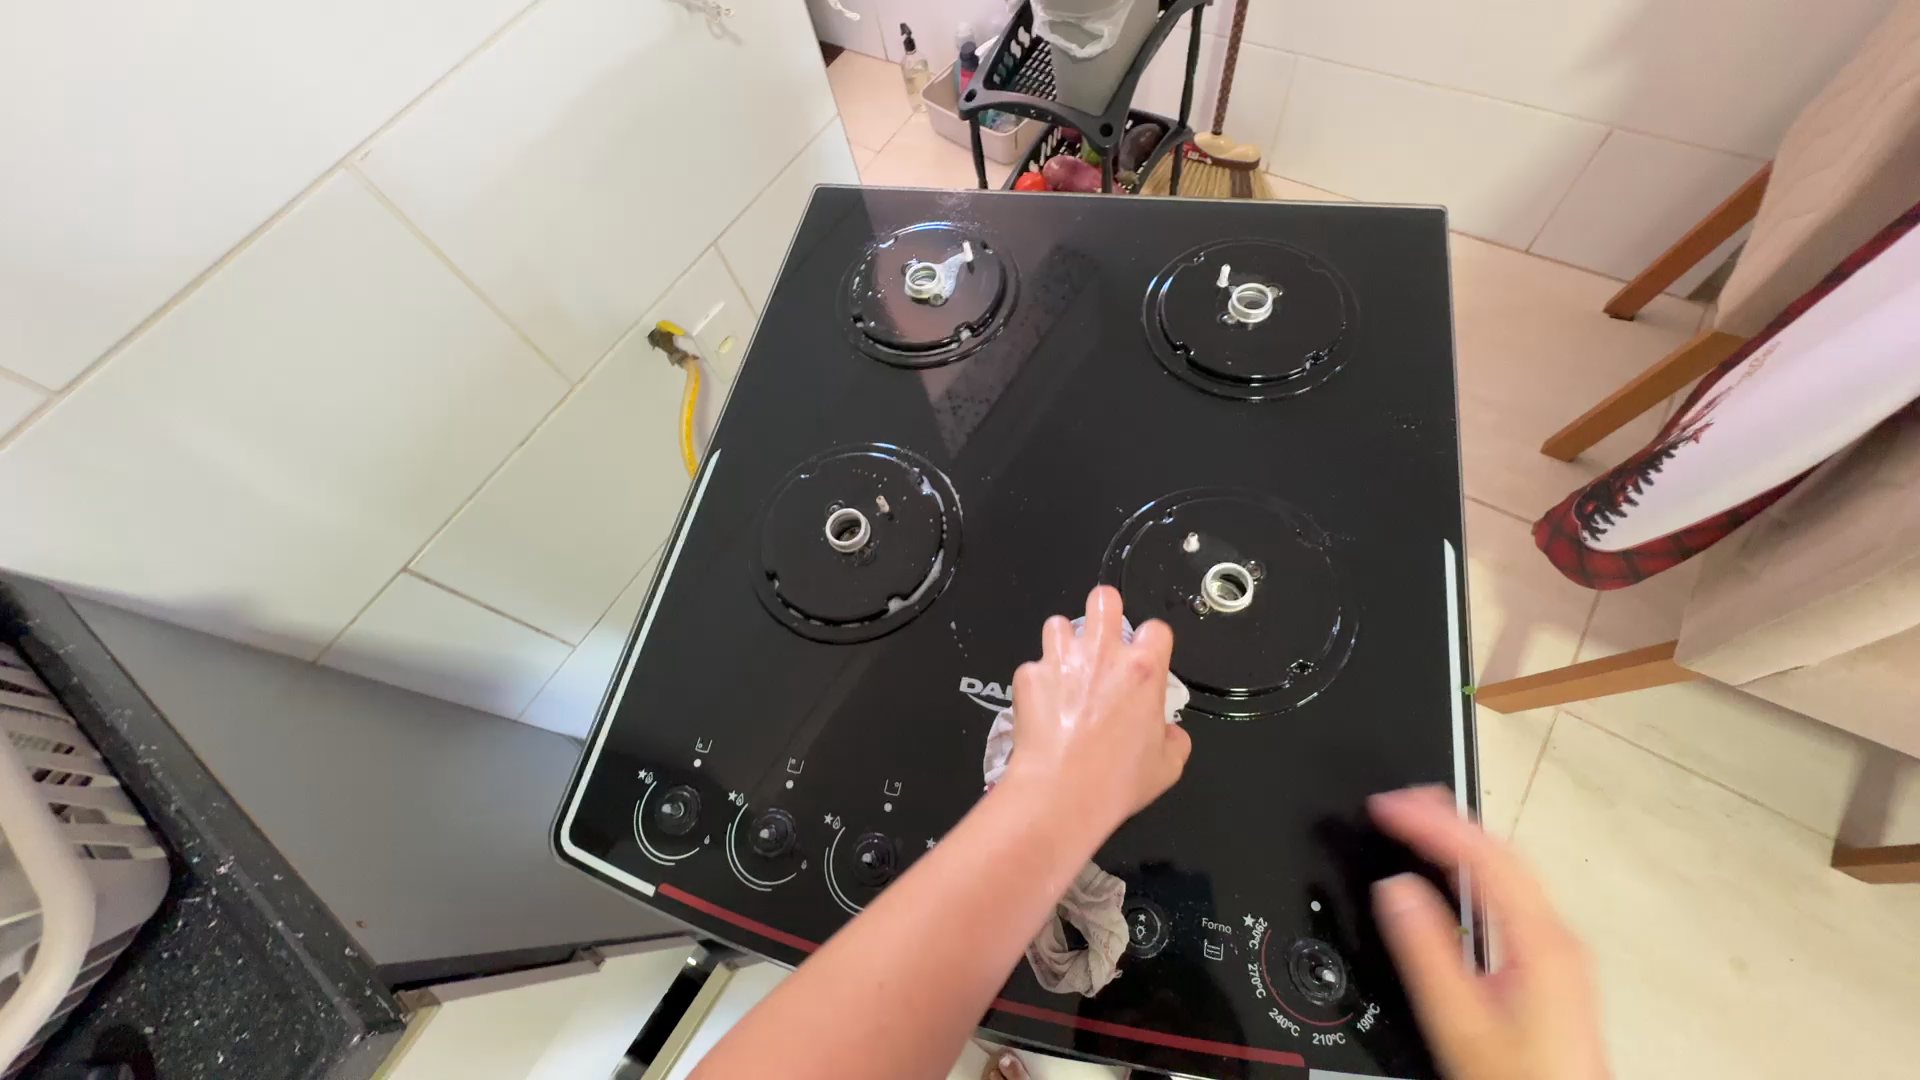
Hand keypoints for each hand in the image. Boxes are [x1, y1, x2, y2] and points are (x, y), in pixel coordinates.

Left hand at [1003, 586, 1190, 836]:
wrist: (1061, 792)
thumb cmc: (1117, 781)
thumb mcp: (1166, 766)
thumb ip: (1173, 740)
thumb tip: (1169, 733)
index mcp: (1142, 669)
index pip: (1156, 628)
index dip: (1151, 641)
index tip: (1145, 657)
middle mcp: (1101, 654)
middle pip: (1103, 598)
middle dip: (1104, 610)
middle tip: (1102, 638)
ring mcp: (1060, 660)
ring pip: (1058, 623)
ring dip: (1064, 643)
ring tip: (1065, 669)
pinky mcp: (1028, 675)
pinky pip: (1033, 666)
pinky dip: (1038, 681)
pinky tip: (1042, 706)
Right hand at [1369, 786, 1609, 1079]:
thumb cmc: (1517, 1076)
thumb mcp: (1459, 1019)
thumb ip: (1425, 950)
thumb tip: (1394, 887)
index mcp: (1537, 942)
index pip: (1481, 857)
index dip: (1429, 821)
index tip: (1383, 806)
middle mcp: (1555, 937)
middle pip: (1501, 851)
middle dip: (1444, 814)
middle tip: (1393, 799)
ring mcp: (1556, 947)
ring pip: (1506, 866)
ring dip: (1457, 833)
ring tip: (1413, 815)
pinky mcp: (1548, 958)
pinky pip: (1508, 886)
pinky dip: (1470, 859)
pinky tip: (1446, 861)